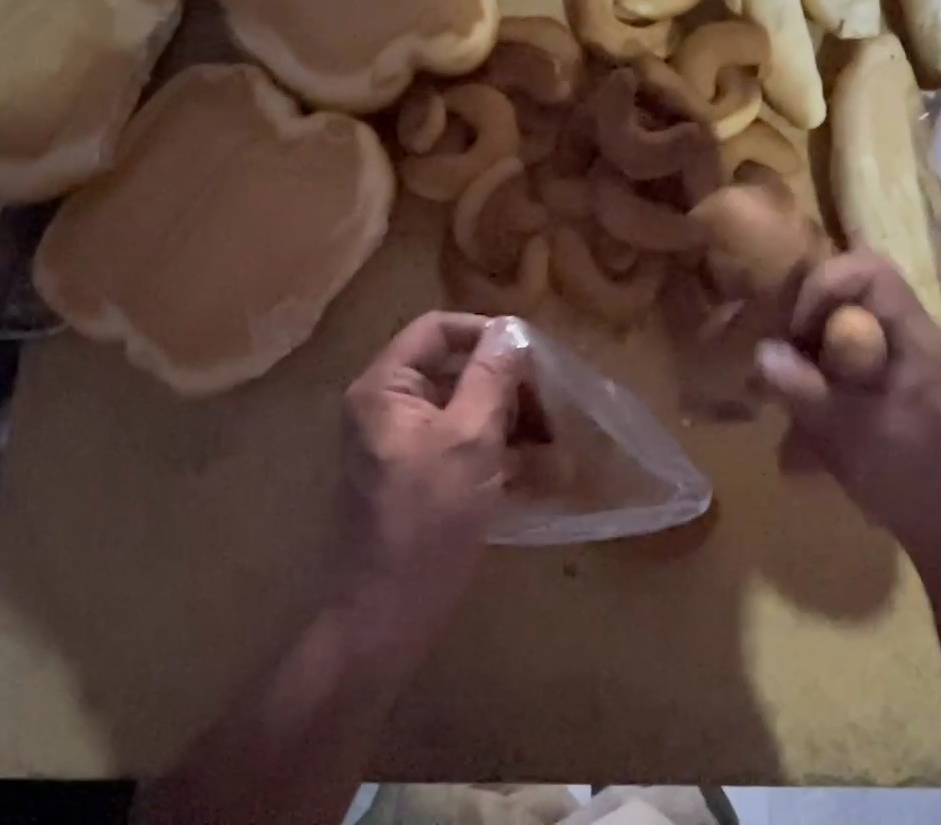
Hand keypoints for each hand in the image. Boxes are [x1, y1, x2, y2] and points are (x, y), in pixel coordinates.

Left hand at [339, 312, 523, 614]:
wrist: (388, 611)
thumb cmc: (428, 519)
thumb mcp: (469, 439)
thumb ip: (491, 378)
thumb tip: (511, 329)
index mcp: (385, 387)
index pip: (437, 329)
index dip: (487, 334)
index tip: (535, 357)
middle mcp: (388, 406)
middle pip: (453, 369)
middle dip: (508, 386)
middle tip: (553, 410)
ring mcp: (401, 444)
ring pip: (464, 410)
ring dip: (510, 421)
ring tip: (555, 444)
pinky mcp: (418, 476)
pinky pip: (461, 445)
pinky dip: (496, 452)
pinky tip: (538, 471)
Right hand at [756, 253, 940, 550]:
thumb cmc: (906, 476)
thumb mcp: (849, 435)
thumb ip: (806, 391)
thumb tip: (763, 351)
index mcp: (912, 334)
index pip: (867, 271)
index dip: (824, 286)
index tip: (796, 330)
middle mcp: (904, 330)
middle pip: (849, 284)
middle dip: (807, 310)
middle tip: (787, 352)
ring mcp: (891, 350)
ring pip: (839, 312)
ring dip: (806, 336)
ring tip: (789, 376)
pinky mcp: (875, 372)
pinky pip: (837, 342)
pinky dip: (811, 357)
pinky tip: (801, 394)